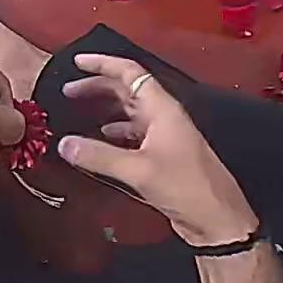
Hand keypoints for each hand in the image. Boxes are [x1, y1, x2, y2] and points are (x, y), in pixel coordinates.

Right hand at [56, 54, 259, 246]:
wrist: (218, 220)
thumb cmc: (187, 187)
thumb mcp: (139, 171)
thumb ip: (99, 156)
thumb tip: (65, 144)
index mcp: (162, 108)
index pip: (130, 72)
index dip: (103, 63)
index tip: (78, 62)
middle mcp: (162, 116)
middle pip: (127, 89)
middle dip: (97, 86)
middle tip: (69, 91)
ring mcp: (163, 135)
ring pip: (128, 112)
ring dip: (103, 109)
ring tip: (78, 113)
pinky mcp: (161, 155)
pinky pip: (132, 134)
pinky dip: (112, 133)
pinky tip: (99, 140)